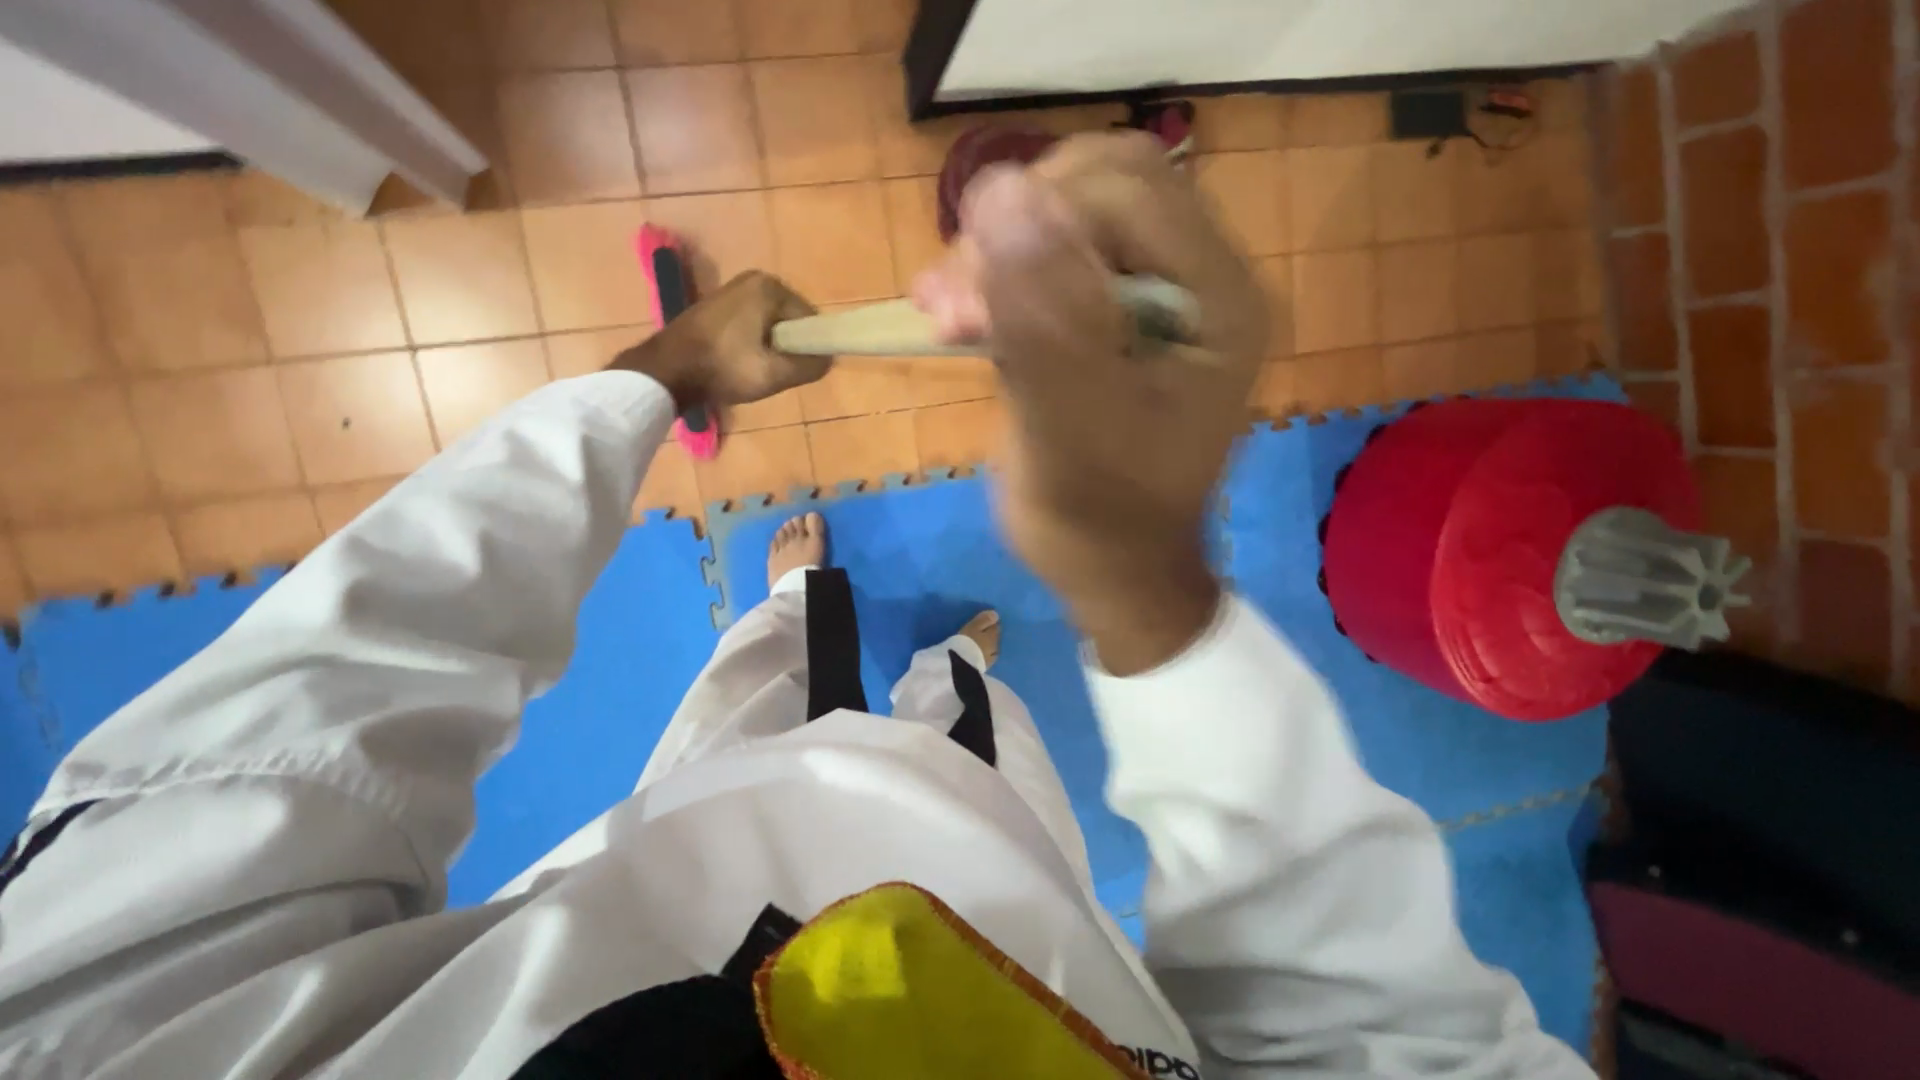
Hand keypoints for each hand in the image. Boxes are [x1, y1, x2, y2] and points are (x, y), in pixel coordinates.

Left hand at [610, 270, 829, 409]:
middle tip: (772, 372)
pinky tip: (738, 362)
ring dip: (768, 348)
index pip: (810, 321)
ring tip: (753, 369)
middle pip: (790, 321)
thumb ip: (811, 365)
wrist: (667, 371)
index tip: (792, 370)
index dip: (807, 349)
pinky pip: (751, 324)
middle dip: (787, 347)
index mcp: (771, 287)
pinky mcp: (717, 305)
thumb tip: (827, 358)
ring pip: (770, 325)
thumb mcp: (776, 374)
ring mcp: (732, 290)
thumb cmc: (724, 368)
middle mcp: (753, 279)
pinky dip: (751, 343)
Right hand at [916, 133, 1268, 673]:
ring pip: (1063, 216)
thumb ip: (1043, 316)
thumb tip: (1001, 188)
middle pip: (1096, 186)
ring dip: (994, 254)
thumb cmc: (1102, 516)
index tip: (971, 288)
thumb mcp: (1073, 424)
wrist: (1107, 569)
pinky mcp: (1100, 314)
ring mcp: (1145, 293)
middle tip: (954, 301)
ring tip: (944, 314)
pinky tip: (950, 315)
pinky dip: (994, 277)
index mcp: (1217, 297)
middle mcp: (1191, 277)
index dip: (1042, 214)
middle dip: (1014, 231)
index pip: (1130, 189)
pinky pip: (1045, 260)